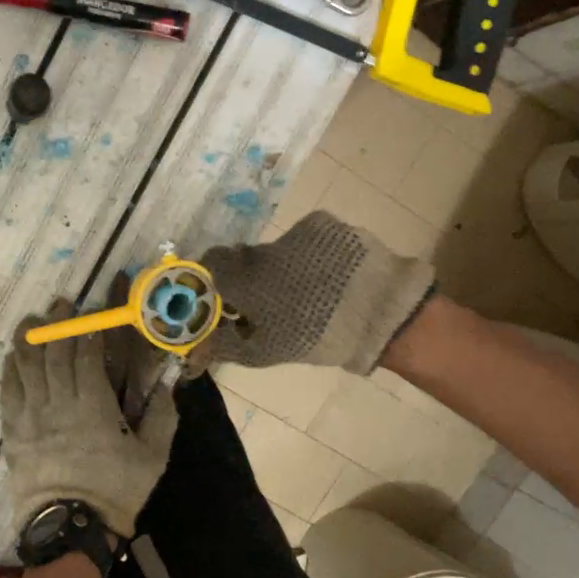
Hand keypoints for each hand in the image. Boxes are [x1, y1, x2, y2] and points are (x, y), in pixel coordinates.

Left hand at [0, 310, 177, 537]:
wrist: (70, 527)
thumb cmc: (116, 492)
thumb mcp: (153, 457)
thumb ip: (162, 417)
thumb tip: (168, 385)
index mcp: (94, 406)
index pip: (86, 356)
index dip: (87, 331)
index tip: (89, 314)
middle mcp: (58, 404)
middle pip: (53, 353)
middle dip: (58, 325)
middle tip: (62, 305)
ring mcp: (31, 418)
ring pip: (26, 368)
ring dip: (28, 340)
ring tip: (31, 321)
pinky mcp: (14, 434)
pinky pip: (8, 394)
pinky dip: (10, 371)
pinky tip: (13, 358)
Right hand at [198, 210, 435, 372]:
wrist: (380, 311)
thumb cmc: (315, 336)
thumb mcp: (264, 352)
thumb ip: (224, 345)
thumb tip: (198, 347)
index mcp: (245, 277)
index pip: (212, 263)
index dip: (215, 279)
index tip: (225, 298)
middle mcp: (265, 247)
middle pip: (247, 257)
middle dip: (253, 277)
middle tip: (269, 303)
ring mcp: (299, 232)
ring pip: (281, 249)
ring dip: (286, 267)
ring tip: (310, 293)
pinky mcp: (328, 225)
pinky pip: (310, 241)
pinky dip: (313, 257)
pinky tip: (331, 278)